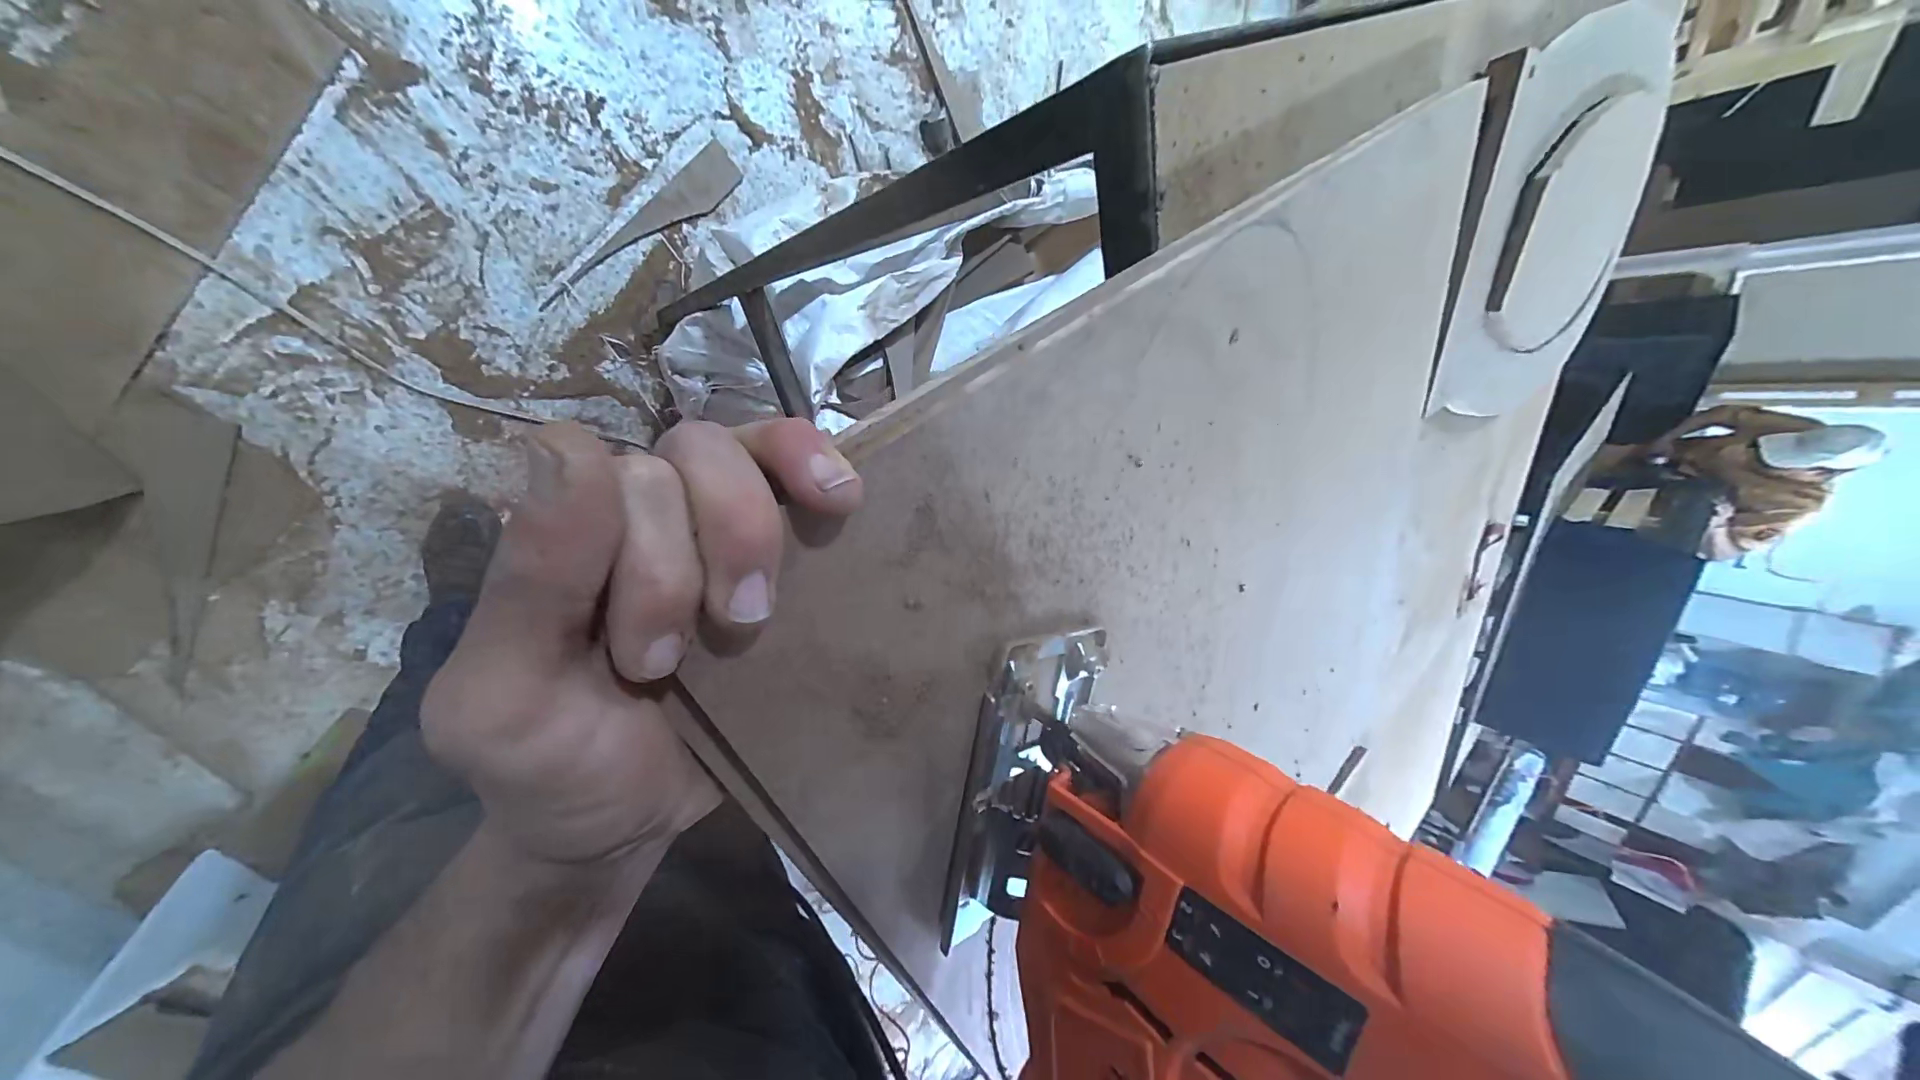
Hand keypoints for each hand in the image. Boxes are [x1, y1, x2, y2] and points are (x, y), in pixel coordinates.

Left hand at [420, 420, 862, 863]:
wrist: (644, 819)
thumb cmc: (559, 768)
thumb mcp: (506, 700)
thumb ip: (526, 582)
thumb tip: (565, 445)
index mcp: (565, 533)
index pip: (613, 471)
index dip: (645, 549)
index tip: (656, 658)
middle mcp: (640, 509)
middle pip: (690, 455)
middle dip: (708, 553)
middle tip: (712, 644)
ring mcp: (714, 520)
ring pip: (746, 451)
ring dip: (759, 528)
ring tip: (762, 614)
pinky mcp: (778, 542)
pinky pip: (794, 468)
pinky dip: (816, 467)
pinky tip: (841, 497)